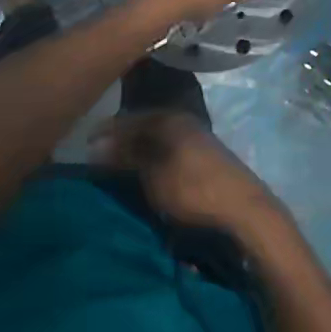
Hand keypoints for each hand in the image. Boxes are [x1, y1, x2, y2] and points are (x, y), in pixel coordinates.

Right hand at [91, 112, 285, 235]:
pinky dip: (152, 162)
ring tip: (117, 172)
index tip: (85, 147)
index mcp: (170, 118)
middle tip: (98, 161)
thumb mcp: (152, 173)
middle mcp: (184, 122)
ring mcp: (196, 139)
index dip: (106, 132)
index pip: (129, 118)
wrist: (245, 213)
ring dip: (137, 154)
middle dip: (121, 142)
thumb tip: (95, 143)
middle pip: (143, 128)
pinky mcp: (204, 159)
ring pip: (156, 141)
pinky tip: (145, 177)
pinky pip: (168, 153)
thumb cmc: (194, 190)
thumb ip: (125, 154)